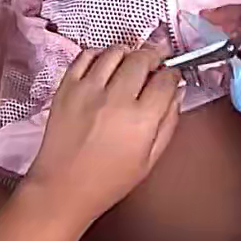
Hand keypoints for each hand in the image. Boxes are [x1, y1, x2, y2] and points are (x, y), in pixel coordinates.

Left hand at [22, 44, 183, 223]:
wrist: (63, 189)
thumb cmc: (109, 180)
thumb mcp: (150, 159)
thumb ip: (169, 123)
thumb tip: (177, 93)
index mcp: (141, 120)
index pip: (166, 79)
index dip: (173, 74)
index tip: (172, 76)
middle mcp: (116, 99)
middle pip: (142, 59)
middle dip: (154, 57)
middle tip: (155, 63)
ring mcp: (88, 90)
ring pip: (115, 52)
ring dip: (128, 53)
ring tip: (130, 63)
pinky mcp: (66, 88)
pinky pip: (85, 56)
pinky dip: (99, 54)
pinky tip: (105, 64)